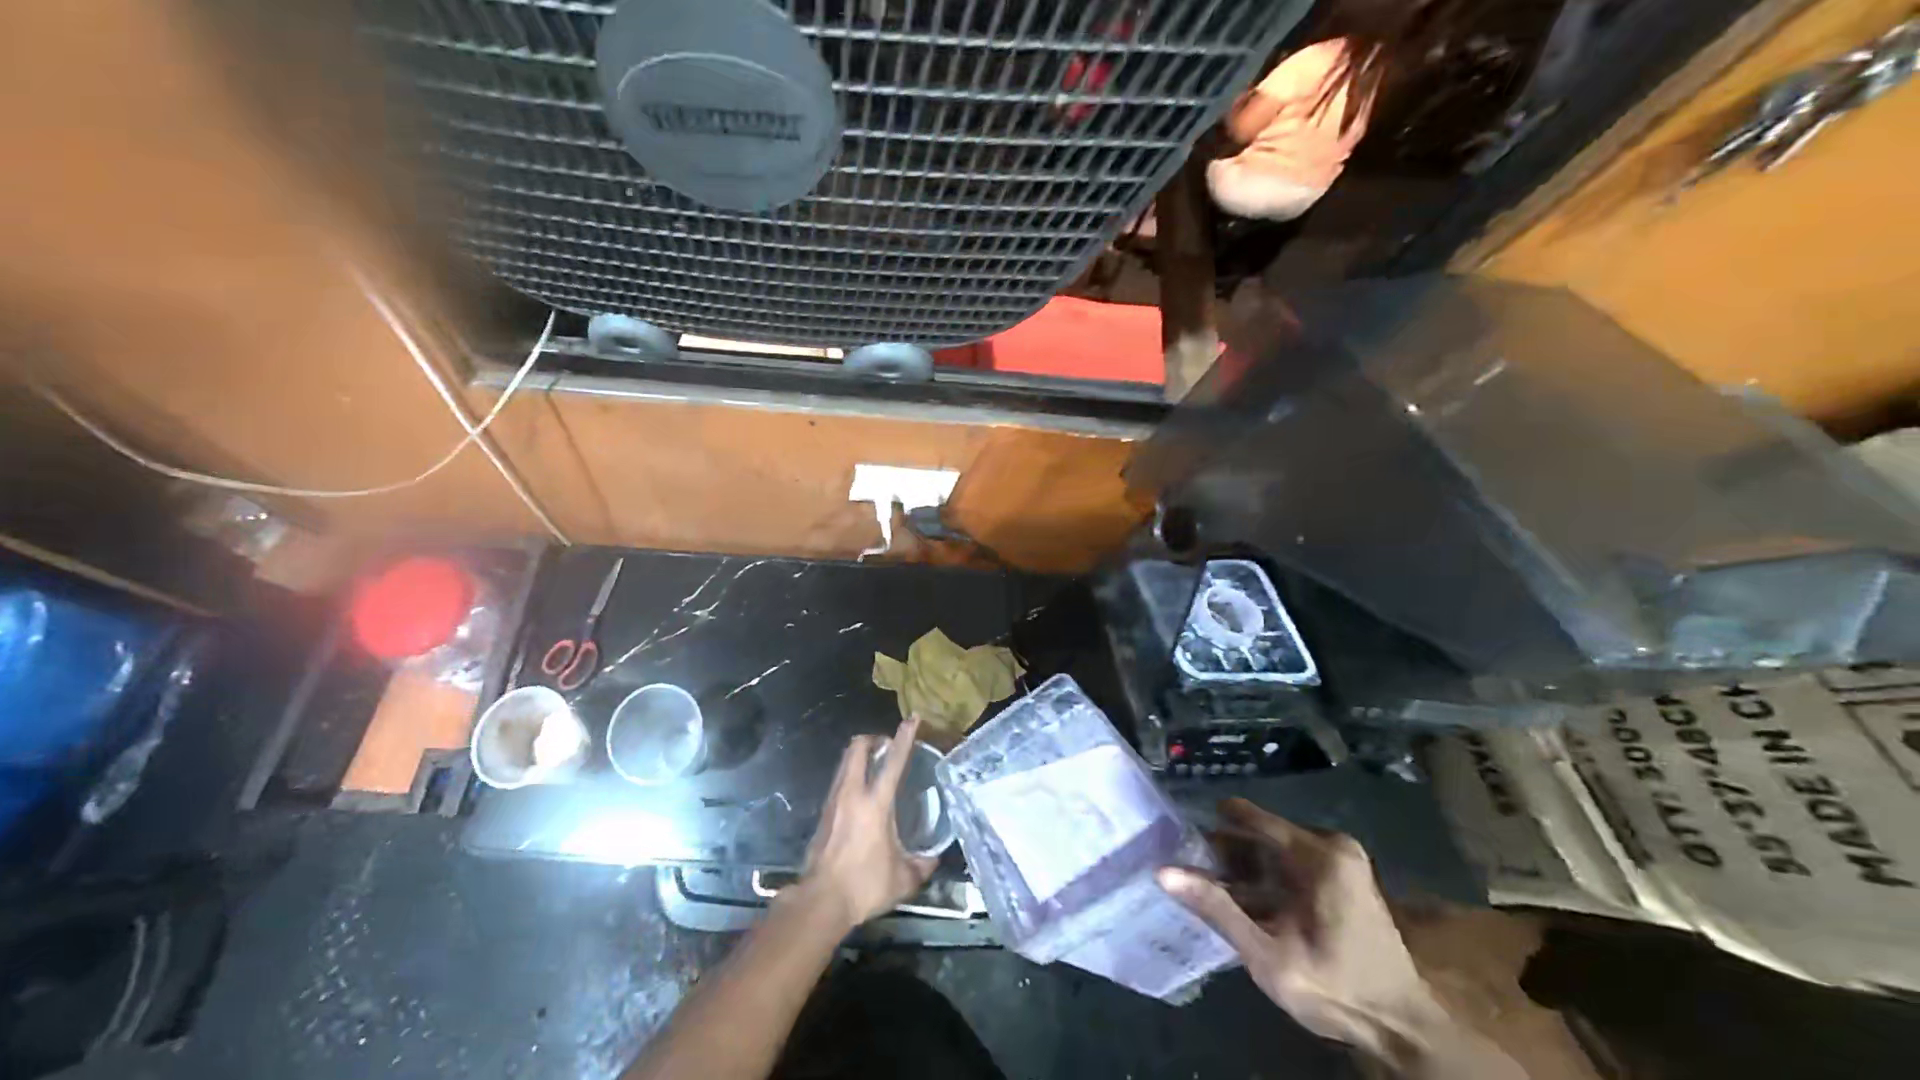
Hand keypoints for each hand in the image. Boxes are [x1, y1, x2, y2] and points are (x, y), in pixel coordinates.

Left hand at [796, 716, 938, 929]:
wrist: (820, 901)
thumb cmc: (865, 885)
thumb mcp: (903, 879)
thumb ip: (922, 865)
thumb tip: (933, 858)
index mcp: (875, 804)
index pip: (893, 761)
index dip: (904, 737)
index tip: (912, 719)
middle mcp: (852, 794)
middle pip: (857, 749)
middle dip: (873, 739)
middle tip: (888, 746)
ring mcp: (833, 802)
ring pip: (845, 763)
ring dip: (860, 756)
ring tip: (876, 766)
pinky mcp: (823, 814)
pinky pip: (839, 782)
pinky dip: (851, 776)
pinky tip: (861, 795)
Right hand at [1157, 799, 1442, 1059]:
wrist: (1401, 1026)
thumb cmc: (1336, 989)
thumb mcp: (1268, 954)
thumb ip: (1217, 909)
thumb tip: (1164, 872)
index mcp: (1318, 855)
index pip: (1252, 818)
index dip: (1213, 825)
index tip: (1178, 835)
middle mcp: (1331, 847)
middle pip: (1261, 836)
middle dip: (1224, 852)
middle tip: (1188, 870)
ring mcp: (1340, 861)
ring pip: (1274, 851)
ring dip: (1242, 868)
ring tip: (1205, 886)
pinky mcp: (1342, 878)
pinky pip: (1290, 865)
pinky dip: (1264, 879)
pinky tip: (1239, 900)